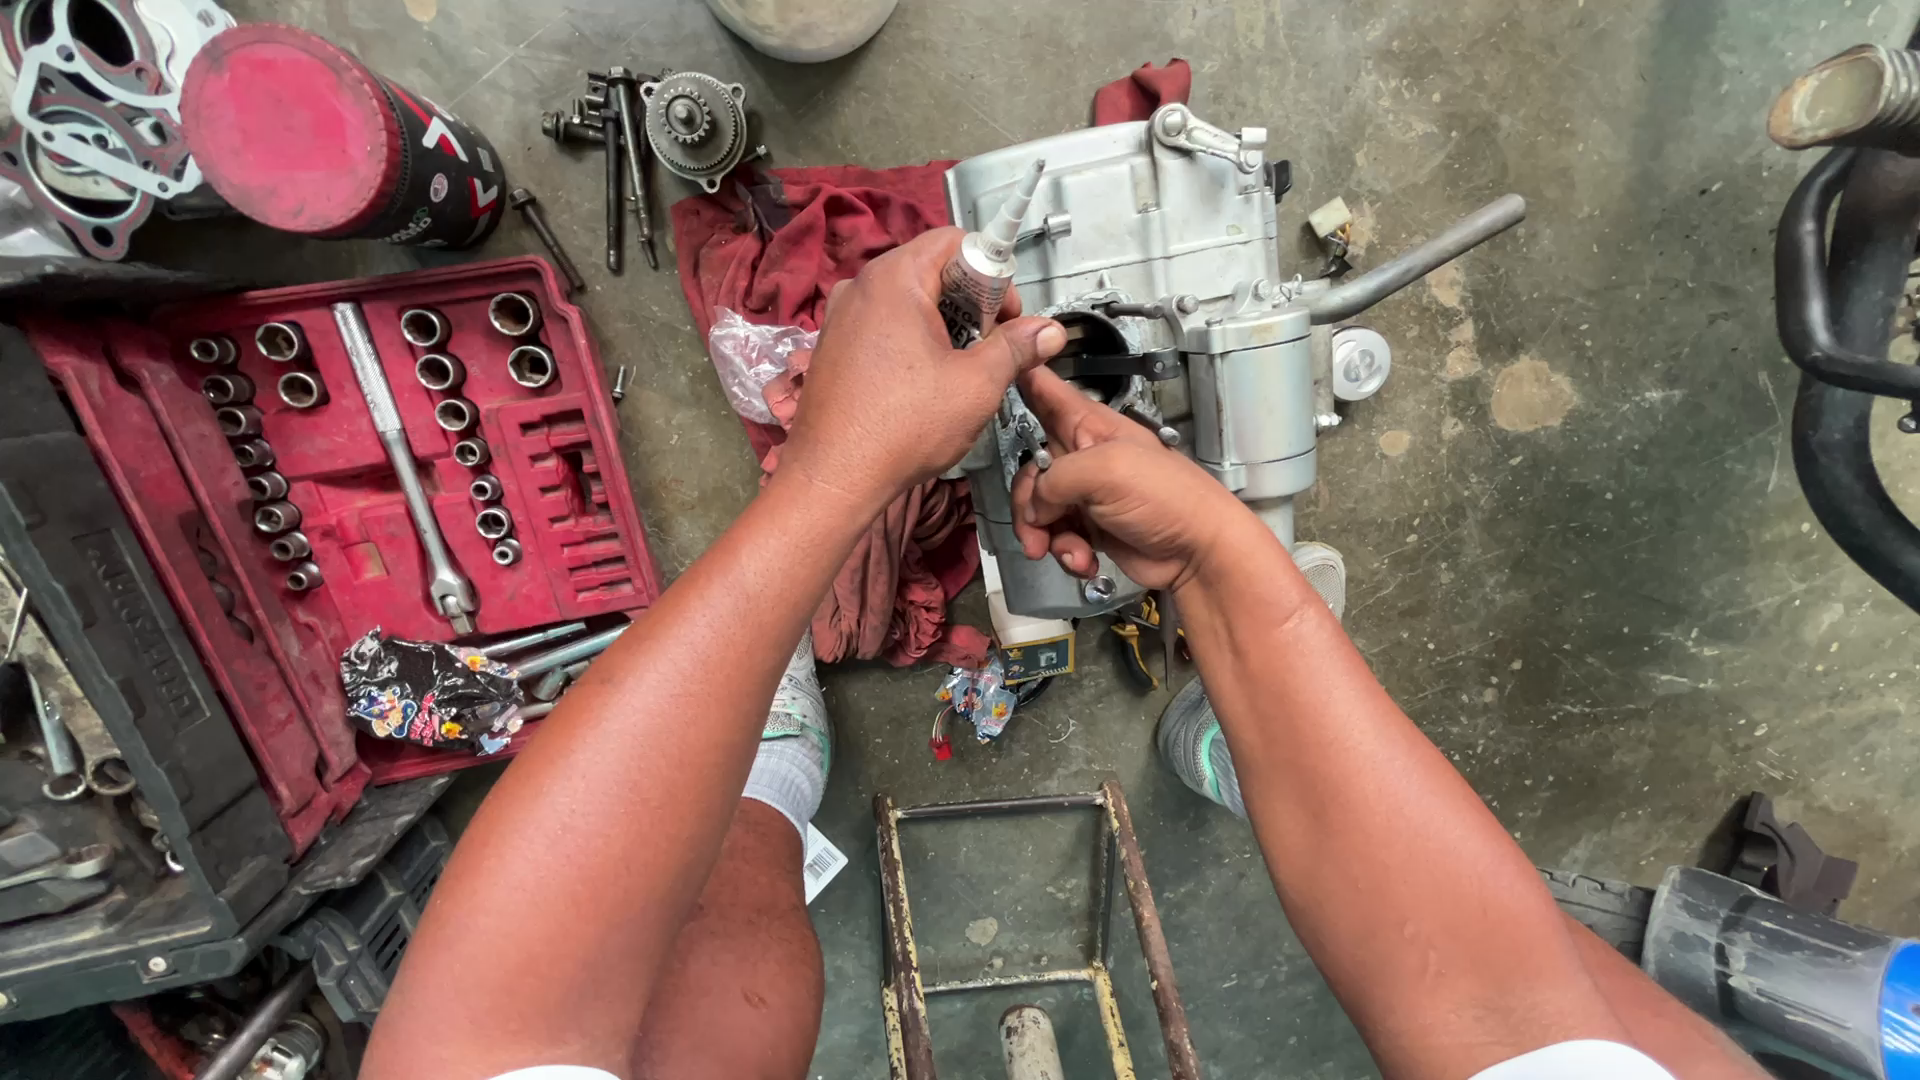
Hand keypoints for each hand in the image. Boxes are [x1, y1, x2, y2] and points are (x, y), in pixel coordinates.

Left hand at [776, 227, 1066, 511]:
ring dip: (943, 328)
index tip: (1007, 317)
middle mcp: (860, 289)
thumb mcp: (976, 385)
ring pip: (907, 303)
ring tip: (959, 372)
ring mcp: (841, 320)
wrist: (834, 479)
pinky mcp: (833, 350)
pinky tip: (924, 386)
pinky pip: (883, 329)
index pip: (955, 242)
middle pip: (931, 271)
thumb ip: (1016, 348)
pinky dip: (912, 344)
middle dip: (971, 304)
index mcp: (894, 280)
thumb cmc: (900, 429)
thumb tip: (1049, 332)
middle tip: (989, 348)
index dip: (993, 274)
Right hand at [1011, 366, 1265, 591]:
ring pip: (1039, 509)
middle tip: (1035, 527)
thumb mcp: (1105, 471)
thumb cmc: (1166, 498)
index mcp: (1089, 426)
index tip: (989, 376)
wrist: (1197, 552)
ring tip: (1068, 552)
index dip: (1018, 381)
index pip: (1044, 391)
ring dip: (1046, 535)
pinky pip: (1057, 536)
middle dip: (1027, 503)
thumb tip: (1033, 507)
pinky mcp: (1090, 527)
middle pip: (1029, 469)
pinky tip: (1084, 561)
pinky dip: (1065, 552)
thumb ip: (1053, 480)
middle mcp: (1083, 455)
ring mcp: (1086, 494)